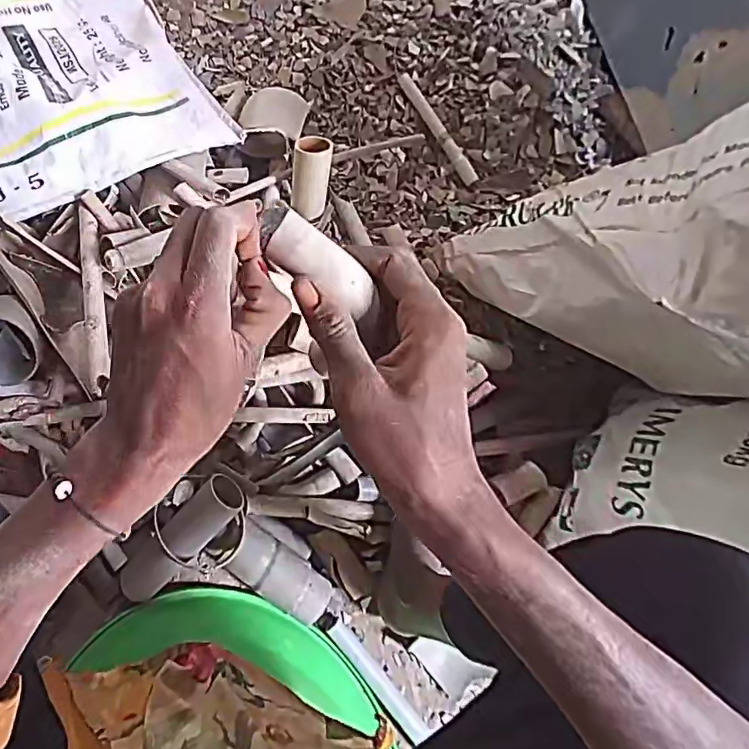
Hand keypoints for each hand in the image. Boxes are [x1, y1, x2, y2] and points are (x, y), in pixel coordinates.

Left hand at [72, 201, 290, 522]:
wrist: (141, 439)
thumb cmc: (187, 416)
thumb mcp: (246, 360)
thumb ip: (262, 305)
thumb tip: (263, 275)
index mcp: (195, 306)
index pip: (218, 225)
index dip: (245, 220)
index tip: (255, 234)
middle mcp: (158, 294)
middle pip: (193, 221)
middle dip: (225, 228)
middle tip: (244, 256)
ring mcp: (137, 297)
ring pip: (175, 244)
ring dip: (204, 253)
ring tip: (223, 292)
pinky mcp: (126, 304)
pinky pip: (161, 271)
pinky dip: (184, 276)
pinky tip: (197, 310)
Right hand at [296, 248, 494, 532]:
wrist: (435, 494)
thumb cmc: (410, 452)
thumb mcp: (357, 387)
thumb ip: (332, 333)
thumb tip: (311, 292)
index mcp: (433, 325)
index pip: (393, 261)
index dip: (351, 254)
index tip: (318, 260)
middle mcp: (438, 330)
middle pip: (388, 281)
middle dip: (345, 284)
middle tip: (311, 292)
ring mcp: (430, 347)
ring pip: (384, 307)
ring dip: (348, 312)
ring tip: (319, 330)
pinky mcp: (418, 364)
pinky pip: (385, 331)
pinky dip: (357, 334)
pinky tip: (335, 356)